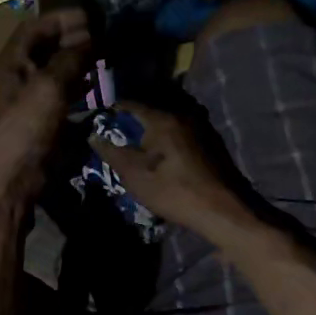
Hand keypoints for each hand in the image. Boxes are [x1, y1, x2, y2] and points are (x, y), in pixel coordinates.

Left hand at [0, 9, 92, 204]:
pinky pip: (61, 94)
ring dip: (78, 60)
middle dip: (74, 37)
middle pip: (46, 47)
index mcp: (12, 63)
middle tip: (104, 35)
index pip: (35, 27)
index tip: (92, 16)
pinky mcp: (41, 122)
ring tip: (105, 56)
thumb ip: (70, 59)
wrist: (9, 183)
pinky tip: (95, 85)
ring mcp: (29, 100)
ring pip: (56, 70)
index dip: (61, 18)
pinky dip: (78, 85)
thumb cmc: (23, 131)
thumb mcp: (48, 89)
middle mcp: (18, 77)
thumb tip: (92, 37)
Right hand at [89, 101, 251, 239]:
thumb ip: (112, 152)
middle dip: (134, 118)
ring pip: (170, 121)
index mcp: (163, 119)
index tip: (101, 117)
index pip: (132, 104)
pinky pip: (183, 131)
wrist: (221, 210)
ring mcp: (202, 128)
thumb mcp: (134, 175)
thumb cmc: (173, 190)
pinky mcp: (212, 143)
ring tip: (140, 143)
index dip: (114, 109)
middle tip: (118, 131)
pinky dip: (169, 137)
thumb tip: (93, 136)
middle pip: (152, 110)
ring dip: (154, 129)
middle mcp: (184, 115)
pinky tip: (165, 153)